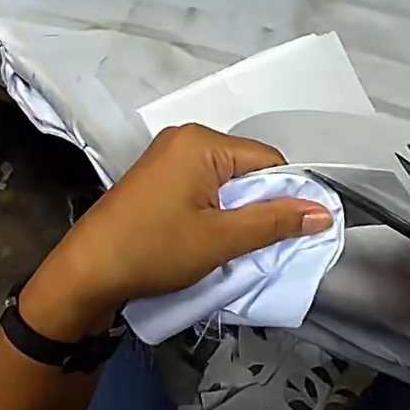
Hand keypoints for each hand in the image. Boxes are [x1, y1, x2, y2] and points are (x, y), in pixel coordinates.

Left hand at [19, 125, 332, 341]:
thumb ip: (274, 221)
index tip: (294, 231)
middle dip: (258, 205)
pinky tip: (210, 237)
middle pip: (245, 168)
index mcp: (200, 142)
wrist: (88, 270)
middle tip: (259, 244)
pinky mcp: (157, 176)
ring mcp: (167, 156)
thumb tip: (321, 210)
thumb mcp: (221, 239)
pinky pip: (202, 185)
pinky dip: (214, 210)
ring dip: (236, 211)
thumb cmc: (153, 249)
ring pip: (224, 180)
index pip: (267, 159)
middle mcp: (184, 138)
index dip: (287, 194)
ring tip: (232, 244)